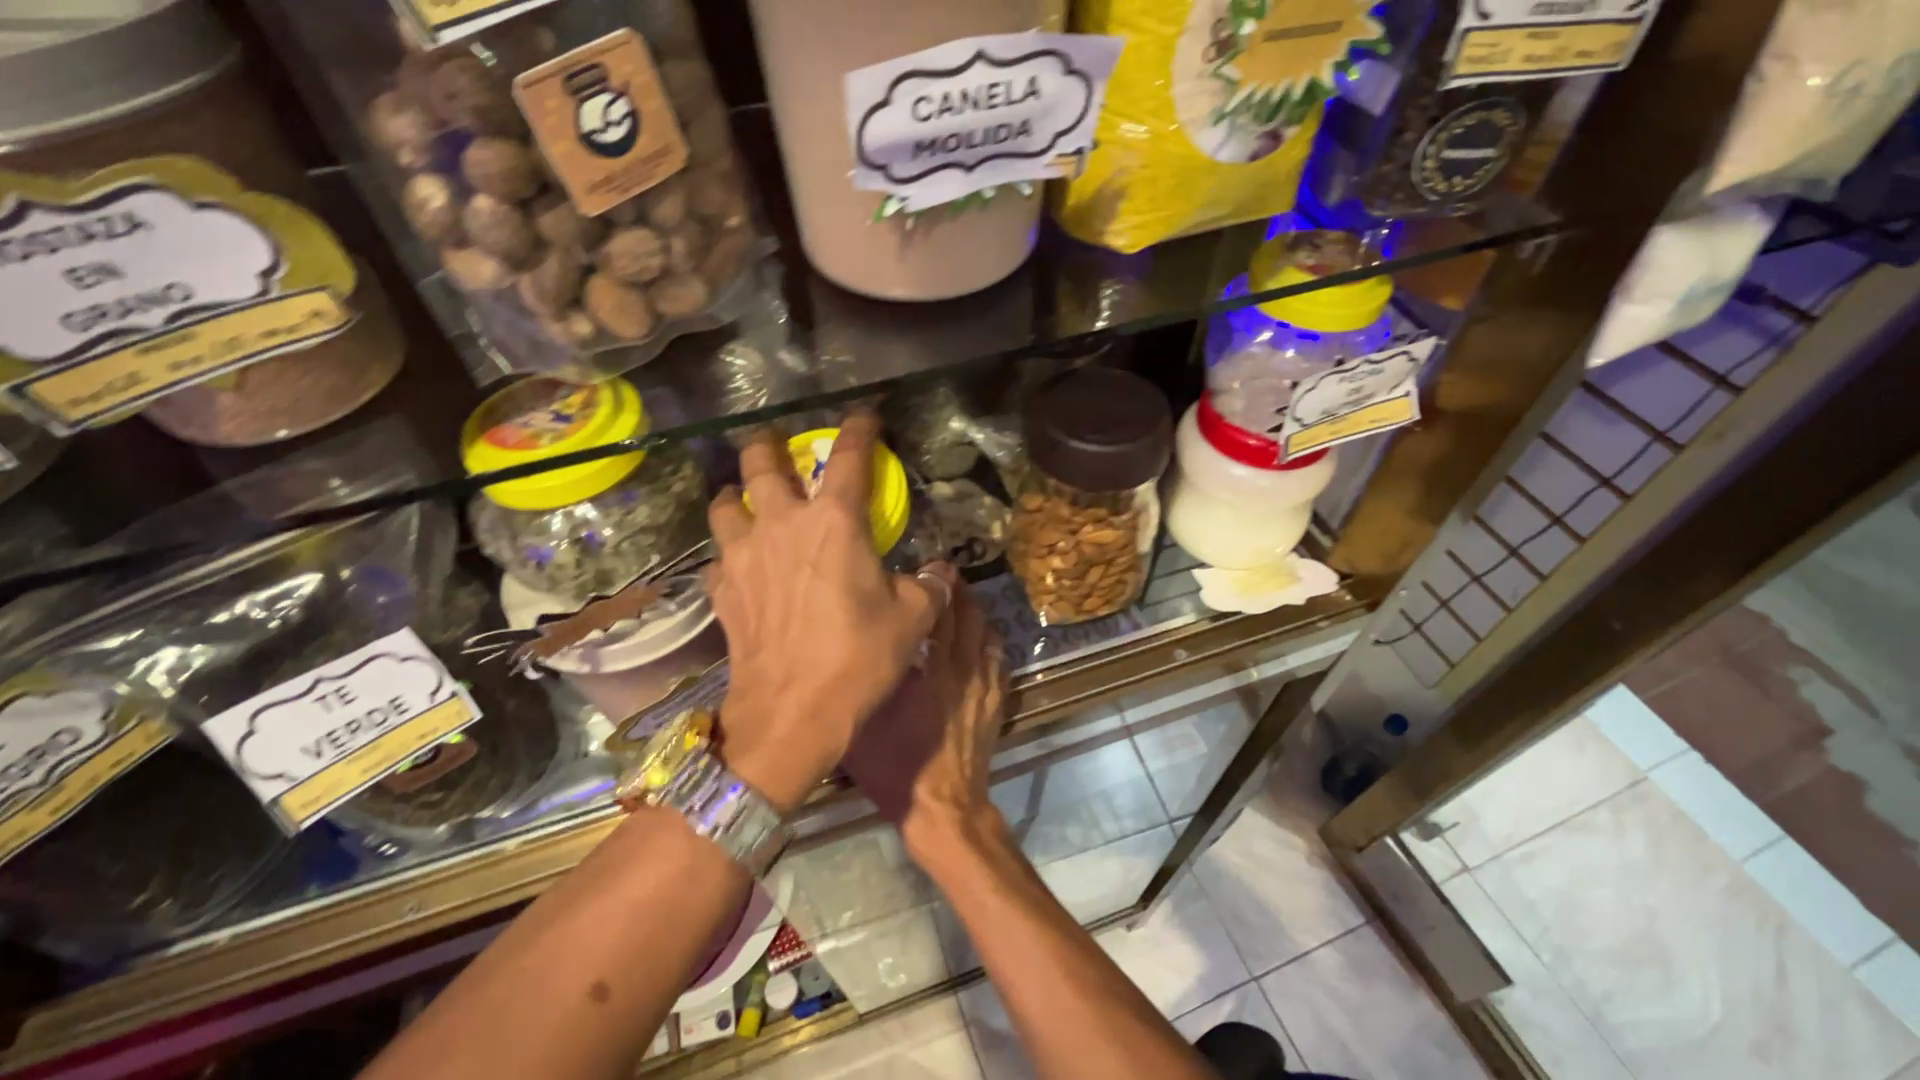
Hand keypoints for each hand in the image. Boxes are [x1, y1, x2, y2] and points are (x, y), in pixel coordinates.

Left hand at [705, 411, 950, 811]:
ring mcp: (743, 557)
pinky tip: (736, 566)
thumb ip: (927, 586)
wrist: (792, 711)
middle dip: (768, 446)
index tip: (864, 416)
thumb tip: (938, 573)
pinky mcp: (722, 591)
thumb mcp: (912, 620)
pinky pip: (717, 559)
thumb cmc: (858, 657)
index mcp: (834, 522)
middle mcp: (782, 526)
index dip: (859, 430)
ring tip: (742, 498)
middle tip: (773, 444)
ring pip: (725, 506)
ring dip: (734, 495)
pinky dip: (727, 555)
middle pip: (762, 464)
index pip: (848, 457)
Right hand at [841, 576, 1006, 860]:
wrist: (945, 811)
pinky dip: (988, 642)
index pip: (942, 614)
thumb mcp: (864, 723)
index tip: (929, 566)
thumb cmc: (898, 768)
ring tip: (958, 602)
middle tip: (943, 574)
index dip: (938, 586)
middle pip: (969, 617)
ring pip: (987, 635)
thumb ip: (863, 681)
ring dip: (974, 614)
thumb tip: (852, 647)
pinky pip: (998, 660)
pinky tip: (977, 640)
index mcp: (934, 671)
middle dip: (958, 592)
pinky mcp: (996, 704)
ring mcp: (986, 688)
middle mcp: (965, 671)